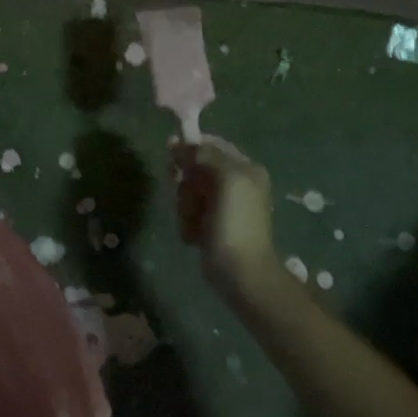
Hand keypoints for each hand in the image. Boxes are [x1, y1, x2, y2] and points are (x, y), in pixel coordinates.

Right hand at [172, 138, 278, 291]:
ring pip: (189, 190)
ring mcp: (222, 205)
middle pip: (196, 168)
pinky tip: (194, 235)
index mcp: (245, 168)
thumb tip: (180, 143)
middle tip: (187, 196)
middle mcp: (236, 183)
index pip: (212, 145)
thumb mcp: (227, 178)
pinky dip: (188, 221)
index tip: (172, 153)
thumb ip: (206, 155)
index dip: (191, 147)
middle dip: (188, 183)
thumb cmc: (236, 223)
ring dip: (186, 205)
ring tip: (193, 221)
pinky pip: (189, 211)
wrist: (241, 273)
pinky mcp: (210, 224)